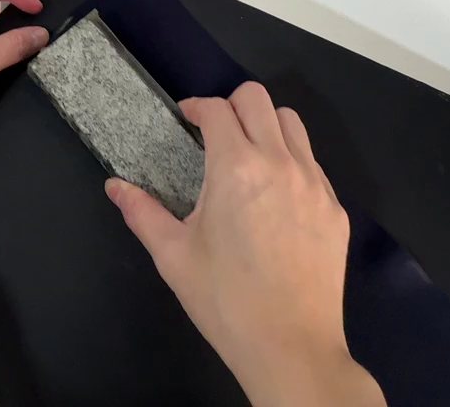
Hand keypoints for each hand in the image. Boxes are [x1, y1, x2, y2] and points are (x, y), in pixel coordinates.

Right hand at [106, 82, 384, 406]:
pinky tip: (275, 195)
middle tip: (215, 130)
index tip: (187, 119)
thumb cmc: (225, 301)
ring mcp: (314, 183)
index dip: (196, 106)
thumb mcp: (173, 256)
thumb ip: (141, 212)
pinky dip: (291, 159)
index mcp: (235, 167)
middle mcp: (278, 162)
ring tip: (248, 152)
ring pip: (291, 122)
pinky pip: (313, 162)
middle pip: (257, 98)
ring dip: (265, 124)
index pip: (217, 108)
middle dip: (231, 103)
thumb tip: (114, 186)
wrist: (292, 350)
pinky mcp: (335, 208)